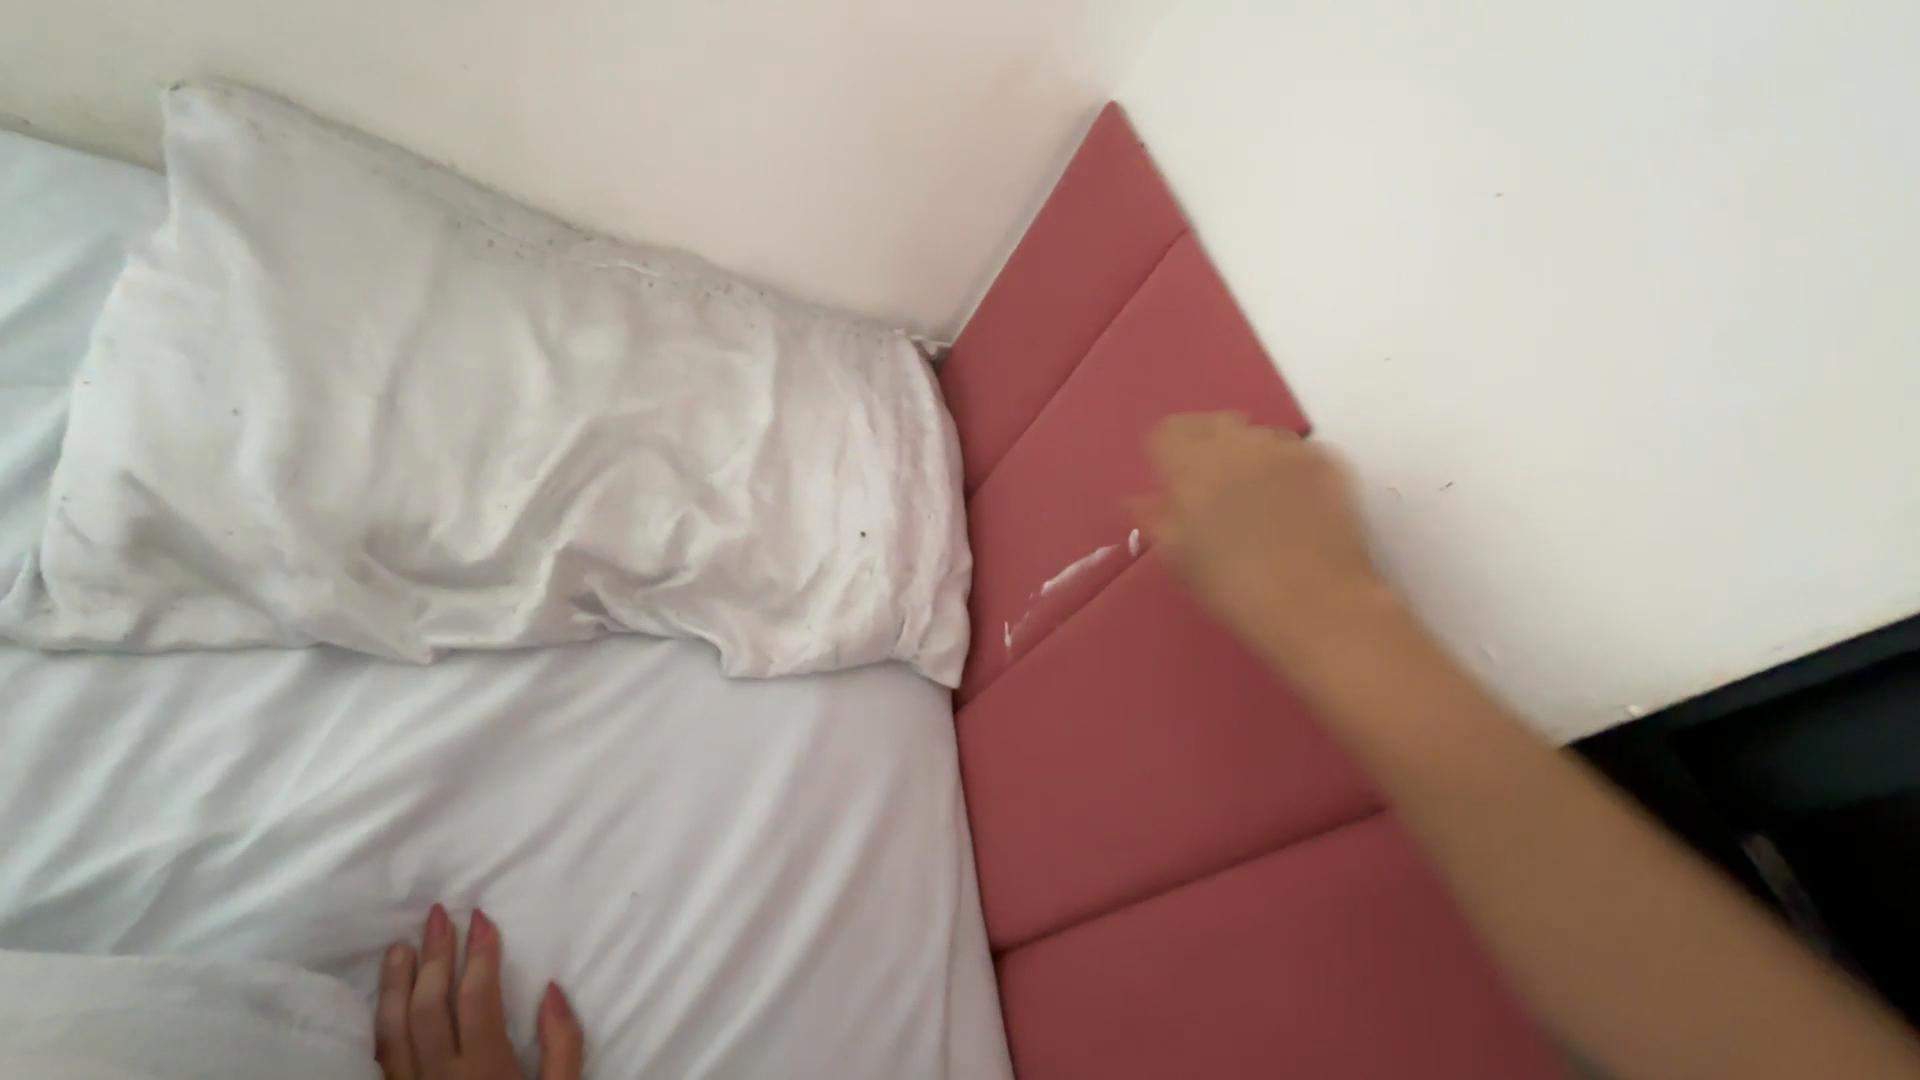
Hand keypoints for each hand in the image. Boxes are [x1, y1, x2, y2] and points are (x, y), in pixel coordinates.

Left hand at [376, 905, 584, 1079]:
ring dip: (396, 984)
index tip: (482, 917)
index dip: (479, 954)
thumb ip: (563, 1045)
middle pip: (429, 1006)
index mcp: (483, 1071)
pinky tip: (384, 1002)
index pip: (475, 997)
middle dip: (435, 955)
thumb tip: (551, 989)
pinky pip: (377, 1060)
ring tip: (401, 946)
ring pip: (392, 1031)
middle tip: (439, 914)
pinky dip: (378, 1023)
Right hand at [1135, 412, 1392, 663]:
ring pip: (1257, 435)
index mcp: (1191, 466)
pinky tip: (1292, 505)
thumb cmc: (1233, 588)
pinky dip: (1287, 469)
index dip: (1166, 452)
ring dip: (1249, 456)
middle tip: (1212, 487)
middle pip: (1213, 423)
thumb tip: (1137, 498)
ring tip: (1256, 498)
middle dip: (1207, 446)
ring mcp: (1287, 448)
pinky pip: (1295, 452)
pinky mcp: (1326, 460)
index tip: (1171, 478)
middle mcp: (1237, 444)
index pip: (1166, 431)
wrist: (1316, 605)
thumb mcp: (1178, 558)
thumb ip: (1154, 517)